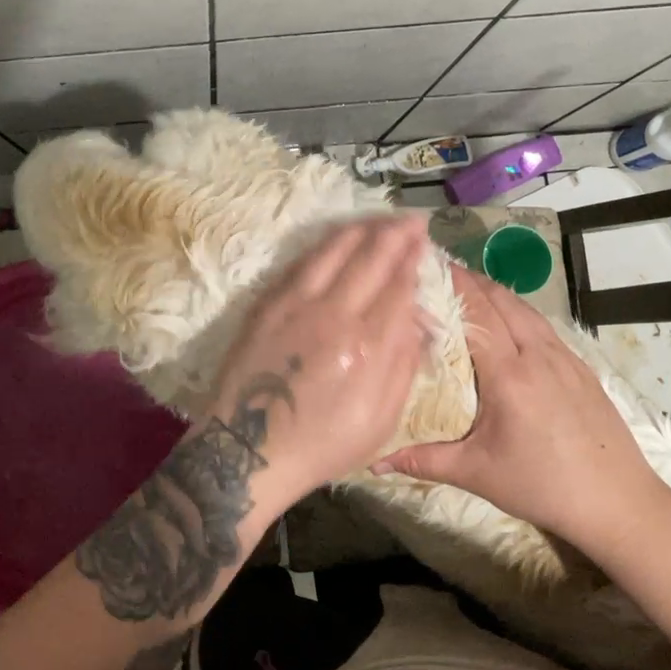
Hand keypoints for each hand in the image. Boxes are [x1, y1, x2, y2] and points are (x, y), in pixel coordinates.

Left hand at [199, 216, 433, 505]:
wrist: (247, 449)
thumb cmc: (322, 445)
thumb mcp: (381, 421)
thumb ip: (404, 364)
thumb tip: (418, 319)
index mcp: (367, 346)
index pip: (398, 285)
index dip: (413, 258)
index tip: (423, 242)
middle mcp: (333, 314)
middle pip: (370, 257)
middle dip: (395, 233)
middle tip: (411, 220)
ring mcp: (295, 304)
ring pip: (333, 249)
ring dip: (361, 229)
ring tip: (379, 221)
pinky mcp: (267, 303)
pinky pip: (302, 262)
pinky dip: (325, 245)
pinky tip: (338, 240)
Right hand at [374, 264, 662, 549]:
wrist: (620, 503)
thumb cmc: (543, 487)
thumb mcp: (478, 474)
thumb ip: (424, 460)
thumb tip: (374, 460)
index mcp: (509, 374)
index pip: (476, 312)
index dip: (450, 284)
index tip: (423, 266)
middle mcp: (537, 354)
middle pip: (499, 299)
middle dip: (467, 279)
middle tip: (434, 270)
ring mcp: (563, 357)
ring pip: (523, 307)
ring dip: (493, 291)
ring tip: (464, 286)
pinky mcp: (580, 366)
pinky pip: (541, 324)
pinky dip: (516, 310)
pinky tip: (505, 320)